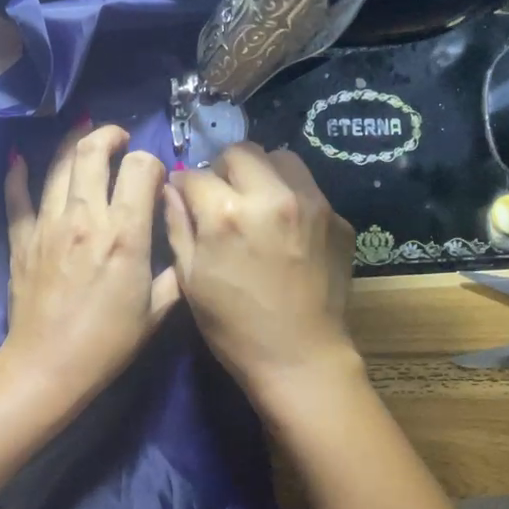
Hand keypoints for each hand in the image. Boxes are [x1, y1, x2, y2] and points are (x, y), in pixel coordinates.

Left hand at [0, 123, 180, 406]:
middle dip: (110, 135)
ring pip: (57, 166)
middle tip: (119, 139)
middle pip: (93, 152)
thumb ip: (175, 270)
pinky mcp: (20, 240)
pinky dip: (17, 175)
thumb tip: (184, 239)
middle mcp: (84, 218)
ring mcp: (47, 226)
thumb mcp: (157, 311)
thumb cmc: (108, 344)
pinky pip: (16, 197)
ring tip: (83, 136)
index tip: (154, 176)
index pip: (141, 167)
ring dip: (72, 144)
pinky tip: (19, 159)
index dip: (152, 162)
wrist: (48, 367)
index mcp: (125, 233)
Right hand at [165, 143, 357, 393]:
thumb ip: (177, 227)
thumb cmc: (232, 327)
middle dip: (223, 170)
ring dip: (261, 174)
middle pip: (241, 152)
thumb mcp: (191, 280)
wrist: (298, 357)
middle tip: (220, 200)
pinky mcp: (337, 217)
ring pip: (281, 159)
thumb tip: (171, 191)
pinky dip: (290, 198)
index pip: (195, 174)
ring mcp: (311, 203)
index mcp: (225, 214)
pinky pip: (307, 188)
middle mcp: (271, 195)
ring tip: (256, 206)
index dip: (184, 187)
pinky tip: (285, 233)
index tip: (184, 201)